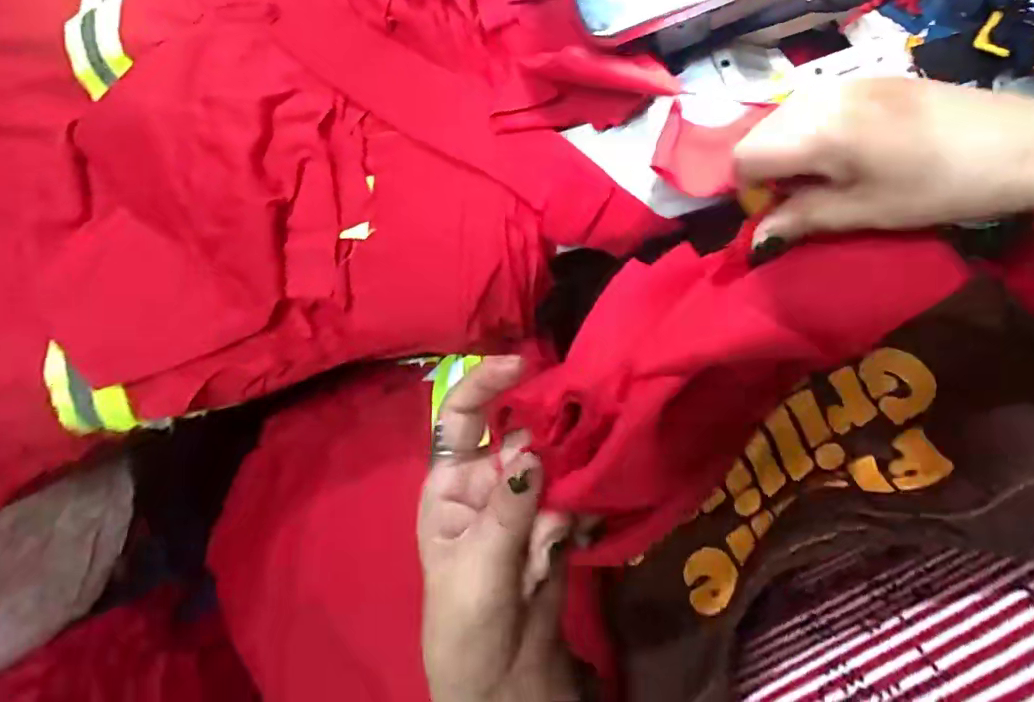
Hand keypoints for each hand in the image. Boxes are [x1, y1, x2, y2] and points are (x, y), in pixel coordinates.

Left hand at [419, 356, 576, 701]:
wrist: (504, 682)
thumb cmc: (465, 622)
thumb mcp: (478, 566)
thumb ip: (507, 509)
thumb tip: (531, 452)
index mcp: (451, 481)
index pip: (462, 415)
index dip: (486, 383)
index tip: (521, 364)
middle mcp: (487, 478)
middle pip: (518, 432)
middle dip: (545, 430)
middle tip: (575, 430)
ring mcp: (523, 497)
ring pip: (552, 460)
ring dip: (567, 473)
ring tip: (567, 511)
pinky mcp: (554, 519)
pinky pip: (572, 492)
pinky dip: (582, 500)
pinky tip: (580, 525)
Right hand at [732, 77, 1033, 249]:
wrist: (1025, 142)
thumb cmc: (942, 186)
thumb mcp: (867, 212)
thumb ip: (802, 219)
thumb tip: (755, 238)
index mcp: (817, 130)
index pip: (744, 157)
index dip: (751, 190)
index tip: (782, 212)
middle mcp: (817, 96)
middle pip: (757, 134)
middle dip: (767, 169)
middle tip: (806, 196)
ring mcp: (840, 82)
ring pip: (780, 118)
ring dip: (787, 149)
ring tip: (829, 173)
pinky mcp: (862, 78)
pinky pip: (808, 105)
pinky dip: (809, 131)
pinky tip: (849, 148)